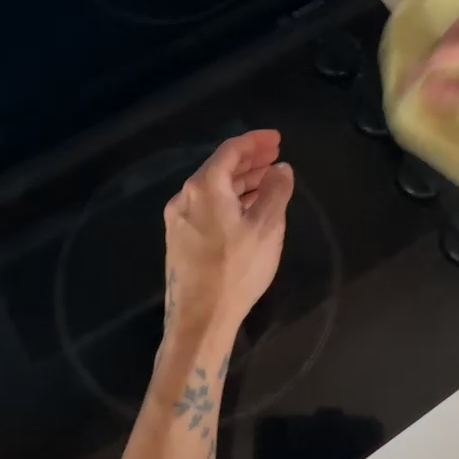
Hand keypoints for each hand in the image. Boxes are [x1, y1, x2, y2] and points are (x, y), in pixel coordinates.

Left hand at [162, 130, 294, 340]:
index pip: (231, 150)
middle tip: (275, 157)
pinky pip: (206, 206)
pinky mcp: (178, 239)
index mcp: (205, 186)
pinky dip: (228, 199)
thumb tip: (281, 169)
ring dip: (240, 181)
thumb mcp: (267, 226)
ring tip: (266, 182)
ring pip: (212, 188)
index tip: (276, 139)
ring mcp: (178, 219)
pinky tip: (245, 210)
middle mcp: (185, 196)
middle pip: (219, 167)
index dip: (255, 141)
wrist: (200, 318)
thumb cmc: (237, 268)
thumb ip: (276, 190)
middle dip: (249, 160)